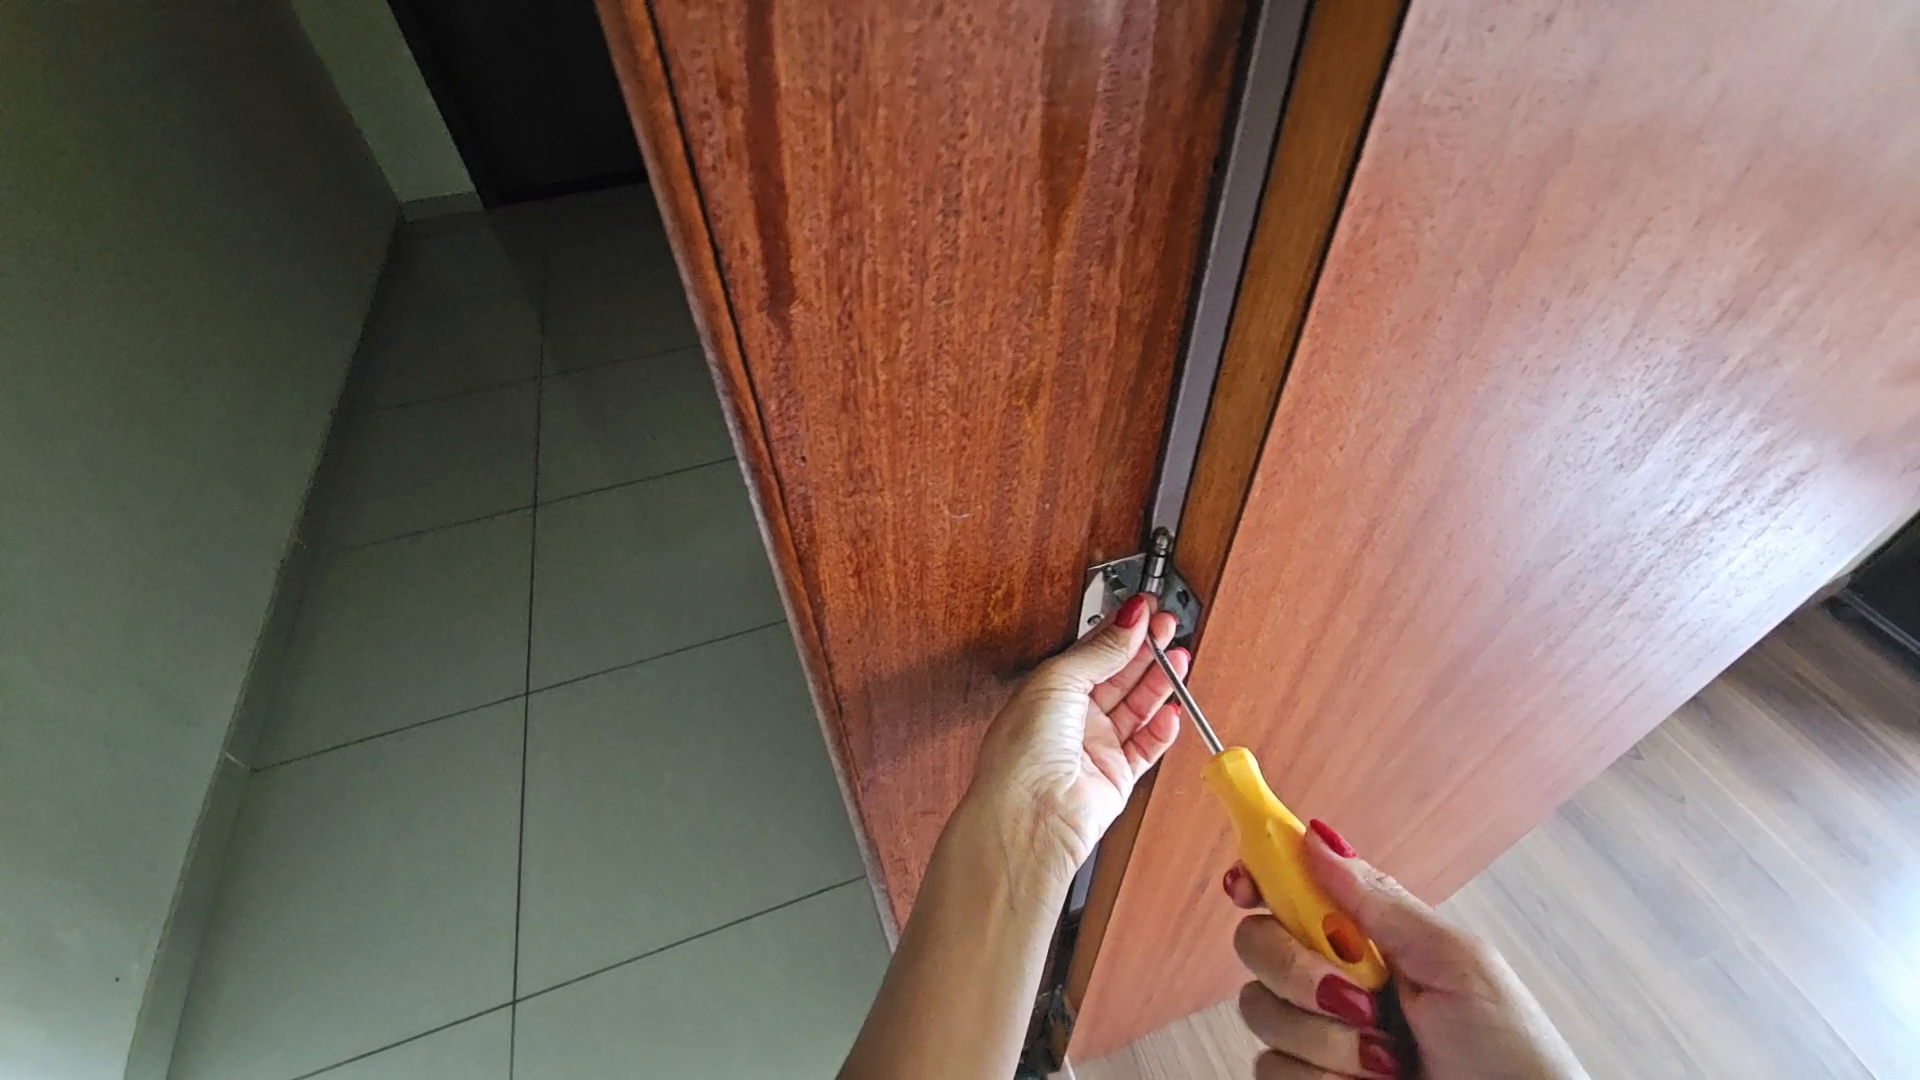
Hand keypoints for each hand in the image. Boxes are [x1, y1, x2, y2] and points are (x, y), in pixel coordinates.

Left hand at [967, 593, 1189, 880]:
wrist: (1030, 816)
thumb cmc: (1023, 751)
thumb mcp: (1059, 681)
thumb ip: (1100, 651)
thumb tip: (1129, 619)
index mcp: (1048, 689)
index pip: (1092, 651)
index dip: (1120, 629)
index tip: (1146, 609)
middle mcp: (1070, 717)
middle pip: (1118, 675)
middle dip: (1145, 650)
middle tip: (1169, 626)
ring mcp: (1094, 747)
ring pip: (1136, 708)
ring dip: (1159, 682)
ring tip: (1179, 657)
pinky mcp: (1114, 777)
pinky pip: (1145, 748)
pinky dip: (1162, 729)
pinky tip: (1171, 711)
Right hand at [1224, 822, 1586, 1078]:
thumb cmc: (1516, 1059)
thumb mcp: (1455, 963)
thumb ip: (1377, 900)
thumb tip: (1314, 834)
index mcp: (1361, 937)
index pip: (1283, 887)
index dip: (1254, 876)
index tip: (1245, 886)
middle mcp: (1328, 978)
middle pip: (1254, 941)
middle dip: (1294, 968)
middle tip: (1356, 995)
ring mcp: (1314, 1035)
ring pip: (1257, 1006)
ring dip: (1320, 1036)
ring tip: (1384, 1060)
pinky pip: (1267, 1068)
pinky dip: (1316, 1077)